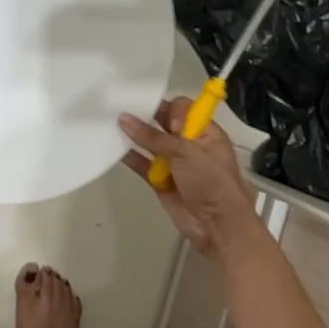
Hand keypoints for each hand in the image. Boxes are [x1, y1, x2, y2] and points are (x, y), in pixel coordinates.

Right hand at [121, 98, 259, 258]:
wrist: (218, 226)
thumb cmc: (211, 181)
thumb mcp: (185, 152)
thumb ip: (153, 136)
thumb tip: (124, 118)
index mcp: (204, 132)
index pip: (182, 109)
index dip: (164, 105)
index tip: (142, 101)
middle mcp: (189, 144)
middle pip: (163, 124)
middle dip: (144, 116)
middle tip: (118, 105)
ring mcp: (174, 163)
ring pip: (150, 143)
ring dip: (134, 135)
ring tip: (110, 121)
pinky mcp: (160, 180)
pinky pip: (142, 164)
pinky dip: (130, 156)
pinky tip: (113, 145)